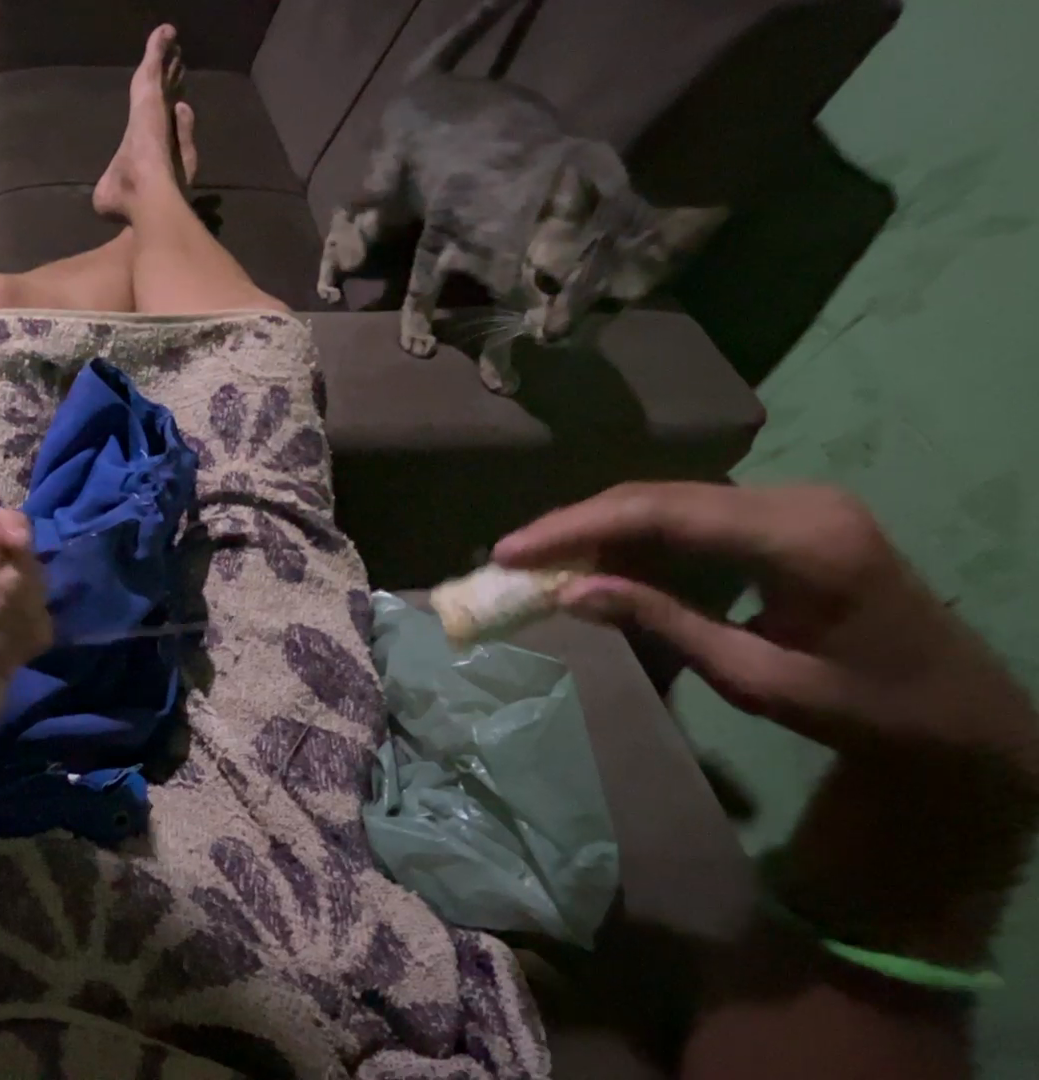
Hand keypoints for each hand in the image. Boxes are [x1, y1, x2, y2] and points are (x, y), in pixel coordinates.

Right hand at [495, 483, 1038, 777]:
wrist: (965, 715)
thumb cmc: (867, 709)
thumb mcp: (756, 678)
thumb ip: (662, 623)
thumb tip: (569, 592)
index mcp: (802, 539)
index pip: (661, 512)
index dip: (575, 527)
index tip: (511, 551)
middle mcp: (797, 501)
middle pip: (657, 496)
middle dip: (576, 525)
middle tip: (511, 556)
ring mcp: (793, 503)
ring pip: (667, 500)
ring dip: (599, 528)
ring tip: (539, 560)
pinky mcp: (784, 516)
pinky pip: (689, 514)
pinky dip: (634, 536)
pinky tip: (595, 559)